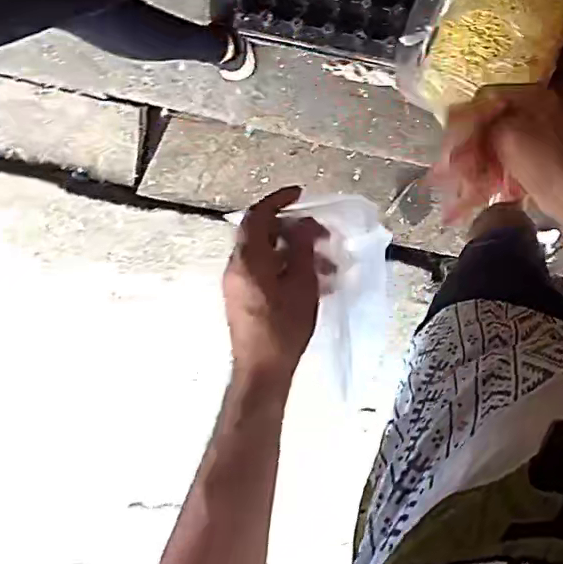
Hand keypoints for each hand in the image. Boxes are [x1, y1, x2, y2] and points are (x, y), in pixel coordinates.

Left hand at [224, 187, 328, 384]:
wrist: (262, 370)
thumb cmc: (284, 325)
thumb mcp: (303, 282)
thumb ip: (303, 247)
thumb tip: (304, 224)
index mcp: (247, 259)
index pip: (258, 215)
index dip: (279, 200)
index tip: (300, 194)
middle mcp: (236, 267)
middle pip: (263, 233)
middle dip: (296, 229)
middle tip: (323, 235)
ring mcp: (237, 283)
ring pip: (268, 252)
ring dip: (296, 250)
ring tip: (326, 265)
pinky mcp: (243, 298)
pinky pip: (265, 269)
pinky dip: (288, 265)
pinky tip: (314, 281)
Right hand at [437, 86, 562, 228]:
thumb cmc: (547, 163)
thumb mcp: (508, 135)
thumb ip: (479, 124)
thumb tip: (454, 120)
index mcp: (528, 97)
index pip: (481, 102)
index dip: (459, 126)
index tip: (446, 150)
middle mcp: (530, 112)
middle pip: (483, 127)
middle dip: (463, 153)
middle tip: (444, 174)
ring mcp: (532, 138)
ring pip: (489, 150)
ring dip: (470, 171)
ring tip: (457, 191)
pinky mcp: (532, 163)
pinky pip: (501, 166)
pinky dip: (486, 181)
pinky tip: (472, 198)